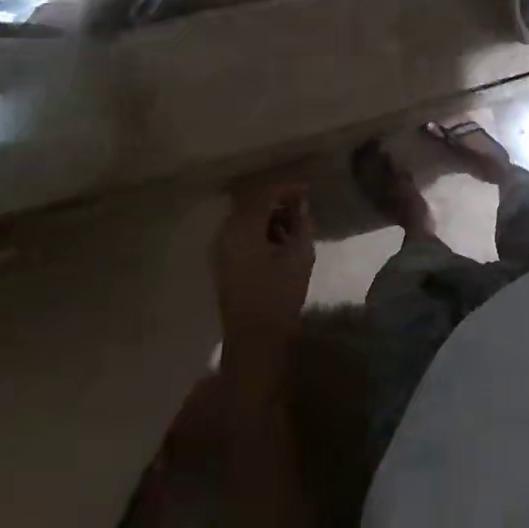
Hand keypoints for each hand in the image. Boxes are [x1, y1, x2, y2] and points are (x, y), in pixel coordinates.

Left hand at [211, 182, 314, 355]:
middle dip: (277, 201)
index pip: (265, 194)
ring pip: (246, 218)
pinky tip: (278, 242)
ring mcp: (221, 248)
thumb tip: (302, 206)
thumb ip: (302, 224)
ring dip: (269, 216)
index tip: (307, 191)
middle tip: (301, 207)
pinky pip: (240, 234)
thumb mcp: (300, 257)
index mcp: (244, 228)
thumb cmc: (280, 298)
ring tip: (293, 226)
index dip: (287, 188)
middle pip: (252, 203)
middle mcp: (226, 233)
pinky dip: (259, 230)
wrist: (253, 342)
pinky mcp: (222, 263)